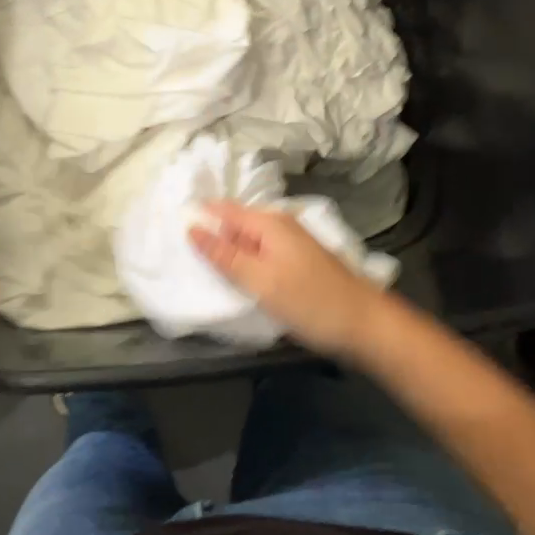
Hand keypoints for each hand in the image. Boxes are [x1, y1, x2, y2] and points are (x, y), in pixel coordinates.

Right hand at [187, 203, 393, 359]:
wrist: (367, 325)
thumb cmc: (311, 302)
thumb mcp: (260, 281)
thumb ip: (224, 255)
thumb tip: (192, 227)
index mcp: (268, 221)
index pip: (221, 209)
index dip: (196, 216)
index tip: (168, 230)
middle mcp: (279, 223)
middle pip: (235, 223)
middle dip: (211, 235)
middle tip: (181, 256)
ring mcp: (292, 241)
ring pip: (248, 239)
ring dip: (228, 251)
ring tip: (204, 270)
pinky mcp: (299, 260)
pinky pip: (262, 252)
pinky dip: (246, 262)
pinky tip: (239, 280)